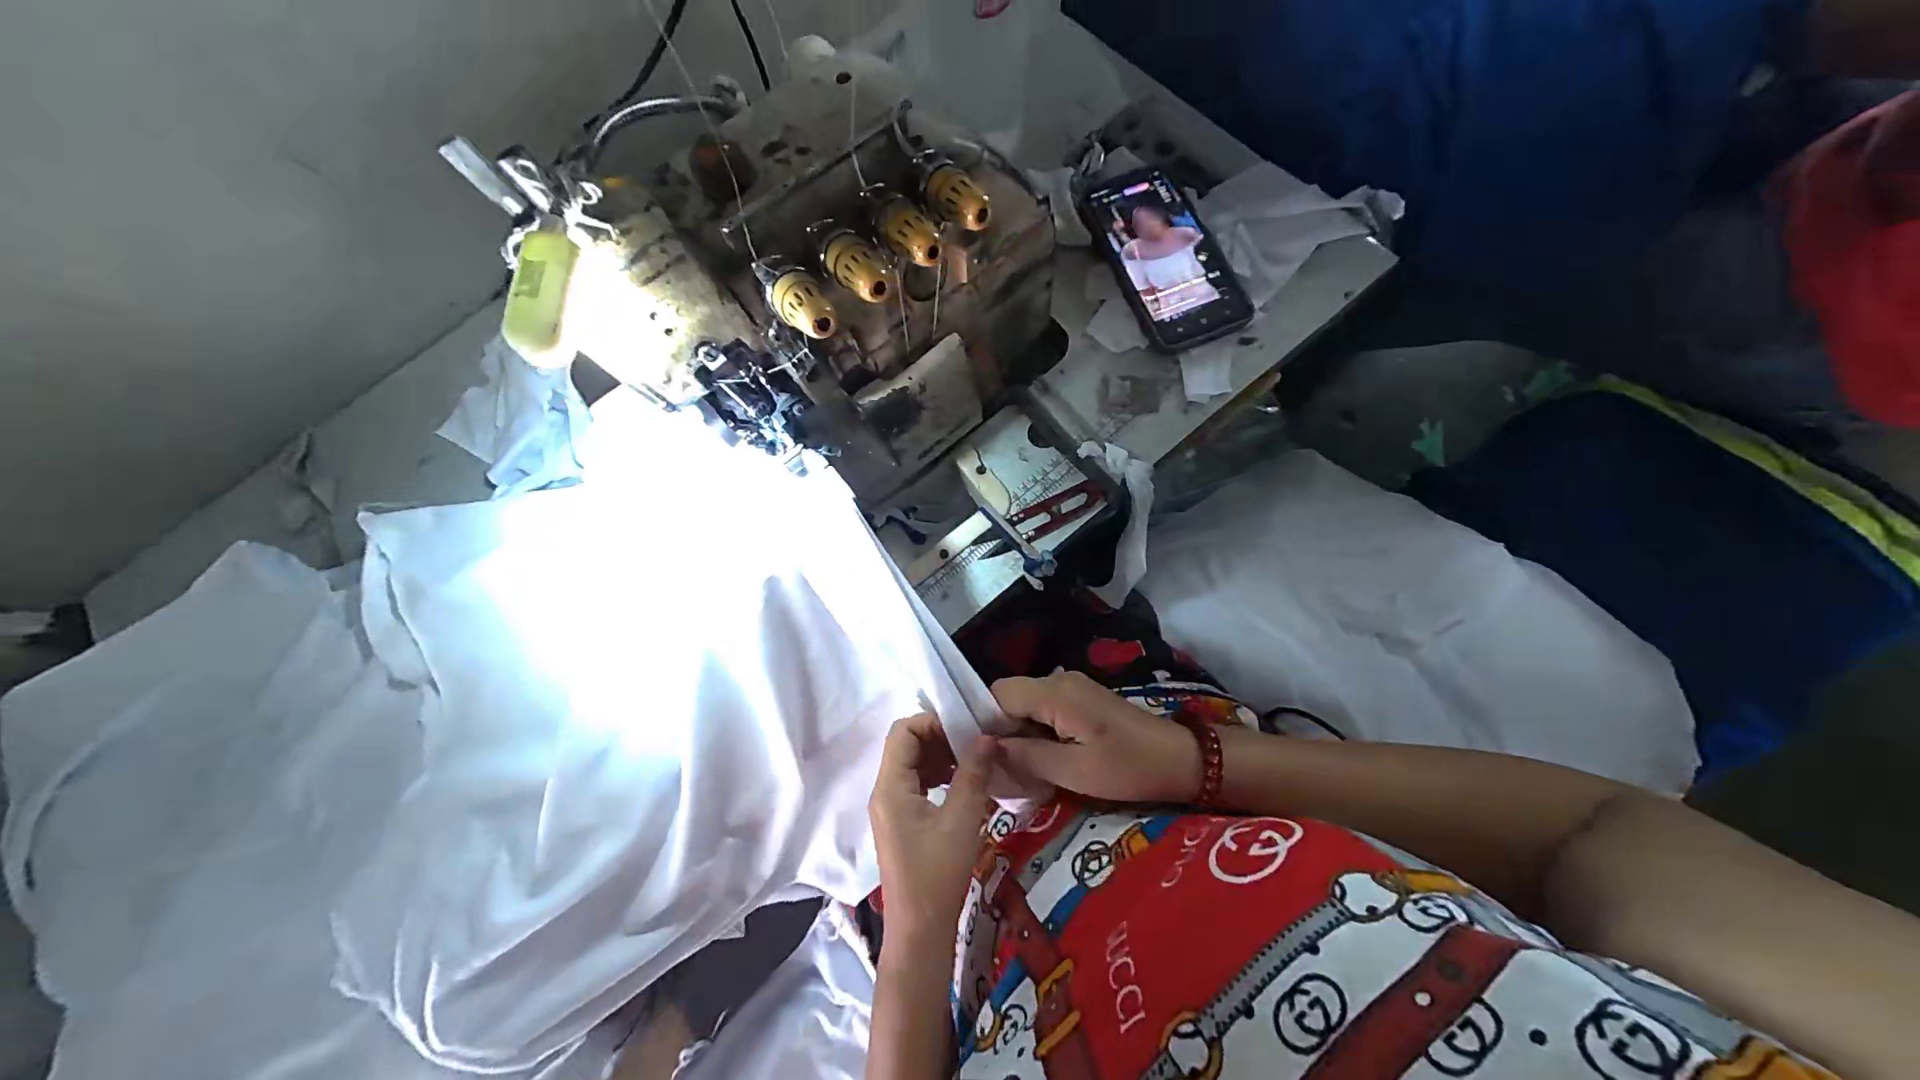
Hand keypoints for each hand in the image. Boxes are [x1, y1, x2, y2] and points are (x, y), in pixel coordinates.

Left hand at [868, 714, 993, 947]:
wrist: (920, 930)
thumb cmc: (938, 873)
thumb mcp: (962, 820)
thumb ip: (973, 774)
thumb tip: (987, 737)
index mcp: (891, 786)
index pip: (903, 731)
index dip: (933, 722)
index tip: (966, 728)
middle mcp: (885, 791)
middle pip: (907, 745)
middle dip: (941, 737)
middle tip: (976, 743)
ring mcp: (892, 808)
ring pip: (914, 764)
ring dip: (942, 756)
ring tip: (975, 761)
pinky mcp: (903, 823)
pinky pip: (918, 784)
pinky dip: (940, 776)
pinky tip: (965, 784)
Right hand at [992, 671, 1201, 802]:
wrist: (1180, 759)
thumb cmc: (1128, 767)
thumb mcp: (1074, 771)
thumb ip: (1026, 757)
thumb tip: (987, 750)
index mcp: (1054, 692)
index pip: (996, 693)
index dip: (981, 721)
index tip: (975, 753)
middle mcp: (1058, 680)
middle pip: (1008, 698)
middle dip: (998, 730)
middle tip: (993, 766)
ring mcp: (1070, 688)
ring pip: (1024, 705)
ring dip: (1016, 733)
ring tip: (1012, 767)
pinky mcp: (1080, 700)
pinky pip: (1043, 710)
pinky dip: (1034, 732)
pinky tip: (1037, 759)